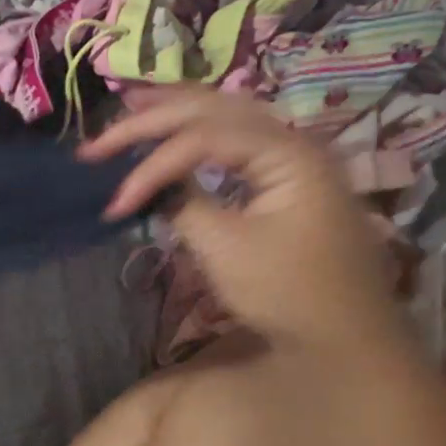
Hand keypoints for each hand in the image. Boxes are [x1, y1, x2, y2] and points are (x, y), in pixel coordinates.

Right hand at [79, 88, 409, 356]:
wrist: (347, 335)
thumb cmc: (289, 293)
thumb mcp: (227, 251)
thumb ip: (184, 207)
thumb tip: (149, 189)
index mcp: (286, 153)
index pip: (202, 138)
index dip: (150, 166)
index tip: (114, 206)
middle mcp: (292, 141)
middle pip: (214, 110)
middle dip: (152, 121)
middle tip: (97, 142)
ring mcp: (292, 159)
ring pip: (226, 117)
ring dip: (175, 115)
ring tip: (129, 111)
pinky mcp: (286, 180)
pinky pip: (235, 142)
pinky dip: (197, 136)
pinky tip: (174, 134)